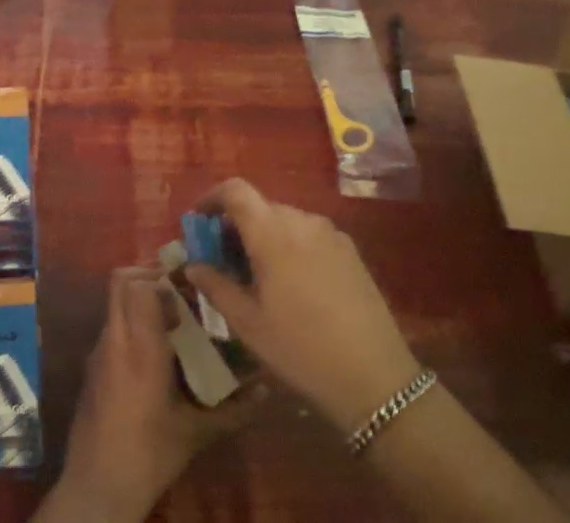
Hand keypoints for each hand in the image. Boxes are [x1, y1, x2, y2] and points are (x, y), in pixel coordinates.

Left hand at [47, 267, 261, 521]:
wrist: (97, 485)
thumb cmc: (150, 454)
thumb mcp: (197, 433)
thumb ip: (234, 410)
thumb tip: (266, 391)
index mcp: (140, 348)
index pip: (138, 286)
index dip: (162, 276)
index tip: (189, 287)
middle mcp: (114, 340)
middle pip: (119, 283)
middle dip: (149, 277)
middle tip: (181, 296)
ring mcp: (98, 352)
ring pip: (115, 305)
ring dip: (140, 302)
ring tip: (175, 324)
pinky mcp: (91, 368)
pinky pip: (111, 329)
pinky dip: (132, 326)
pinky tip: (157, 355)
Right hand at [184, 179, 419, 433]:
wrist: (376, 379)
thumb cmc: (300, 349)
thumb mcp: (247, 323)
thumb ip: (215, 285)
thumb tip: (193, 265)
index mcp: (273, 233)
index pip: (235, 191)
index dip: (211, 198)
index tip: (198, 221)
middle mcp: (303, 222)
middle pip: (260, 207)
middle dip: (236, 225)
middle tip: (222, 260)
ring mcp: (332, 235)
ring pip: (285, 221)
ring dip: (263, 236)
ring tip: (256, 276)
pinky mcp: (351, 253)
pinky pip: (309, 235)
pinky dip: (289, 245)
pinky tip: (290, 284)